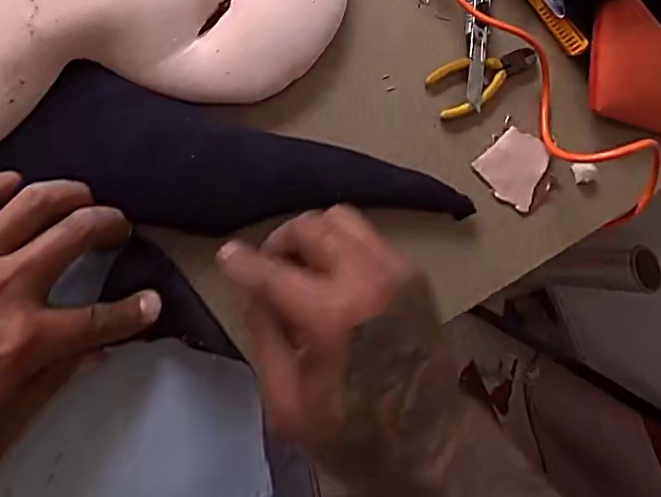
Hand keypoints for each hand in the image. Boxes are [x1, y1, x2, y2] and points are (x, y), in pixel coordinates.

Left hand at [0, 175, 160, 496]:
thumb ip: (43, 391)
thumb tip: (90, 353)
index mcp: (21, 344)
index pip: (97, 320)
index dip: (133, 312)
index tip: (152, 303)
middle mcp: (2, 290)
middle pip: (74, 234)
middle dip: (109, 225)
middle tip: (120, 228)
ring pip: (31, 203)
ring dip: (67, 193)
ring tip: (83, 197)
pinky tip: (15, 184)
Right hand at [218, 207, 556, 495]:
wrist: (433, 442)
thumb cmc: (355, 433)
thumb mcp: (289, 403)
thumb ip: (265, 336)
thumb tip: (250, 290)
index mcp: (332, 315)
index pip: (274, 272)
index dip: (242, 262)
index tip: (227, 254)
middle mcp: (366, 277)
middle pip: (310, 226)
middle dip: (280, 240)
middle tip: (269, 264)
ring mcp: (395, 268)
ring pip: (340, 217)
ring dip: (313, 233)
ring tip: (301, 263)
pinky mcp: (412, 270)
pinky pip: (366, 234)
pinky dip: (341, 242)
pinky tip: (334, 273)